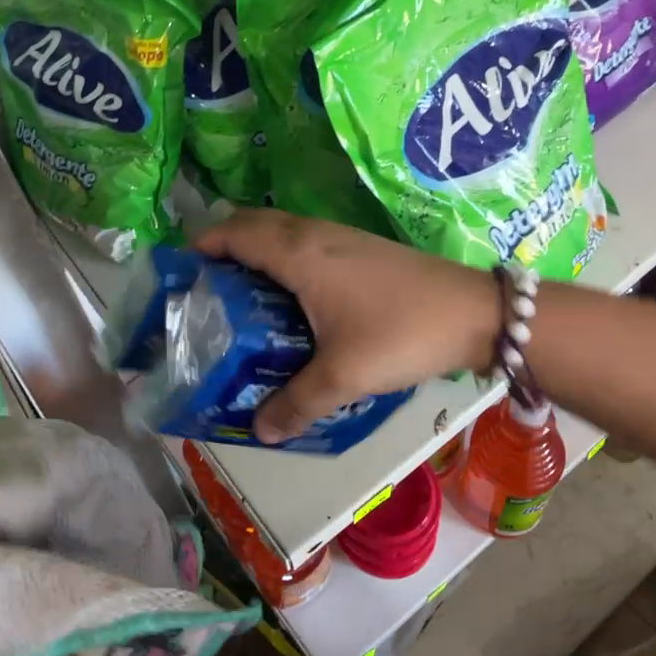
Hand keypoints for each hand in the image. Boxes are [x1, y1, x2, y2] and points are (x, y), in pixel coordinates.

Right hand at [192, 210, 501, 443]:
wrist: (475, 313)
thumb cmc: (400, 333)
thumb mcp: (343, 375)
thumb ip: (297, 404)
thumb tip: (261, 432)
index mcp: (298, 253)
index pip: (234, 233)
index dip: (202, 245)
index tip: (180, 272)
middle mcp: (313, 235)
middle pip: (253, 224)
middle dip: (223, 246)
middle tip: (205, 288)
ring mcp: (340, 236)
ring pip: (281, 230)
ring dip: (254, 250)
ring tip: (240, 296)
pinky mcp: (361, 247)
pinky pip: (304, 241)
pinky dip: (282, 257)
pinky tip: (291, 299)